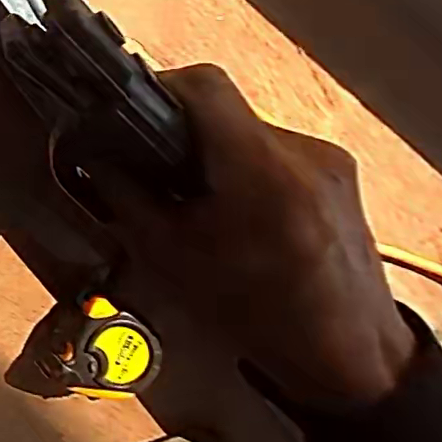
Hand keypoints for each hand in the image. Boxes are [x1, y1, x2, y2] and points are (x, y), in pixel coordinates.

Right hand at [106, 64, 416, 408]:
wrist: (349, 357)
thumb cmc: (251, 309)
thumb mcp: (166, 251)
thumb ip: (125, 193)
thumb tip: (92, 154)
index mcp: (260, 171)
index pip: (205, 86)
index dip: (158, 84)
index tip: (128, 108)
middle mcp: (302, 152)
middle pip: (221, 104)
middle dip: (177, 123)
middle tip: (149, 158)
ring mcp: (328, 159)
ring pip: (243, 124)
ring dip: (208, 144)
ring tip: (188, 187)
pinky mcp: (338, 171)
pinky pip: (269, 145)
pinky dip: (237, 159)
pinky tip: (227, 199)